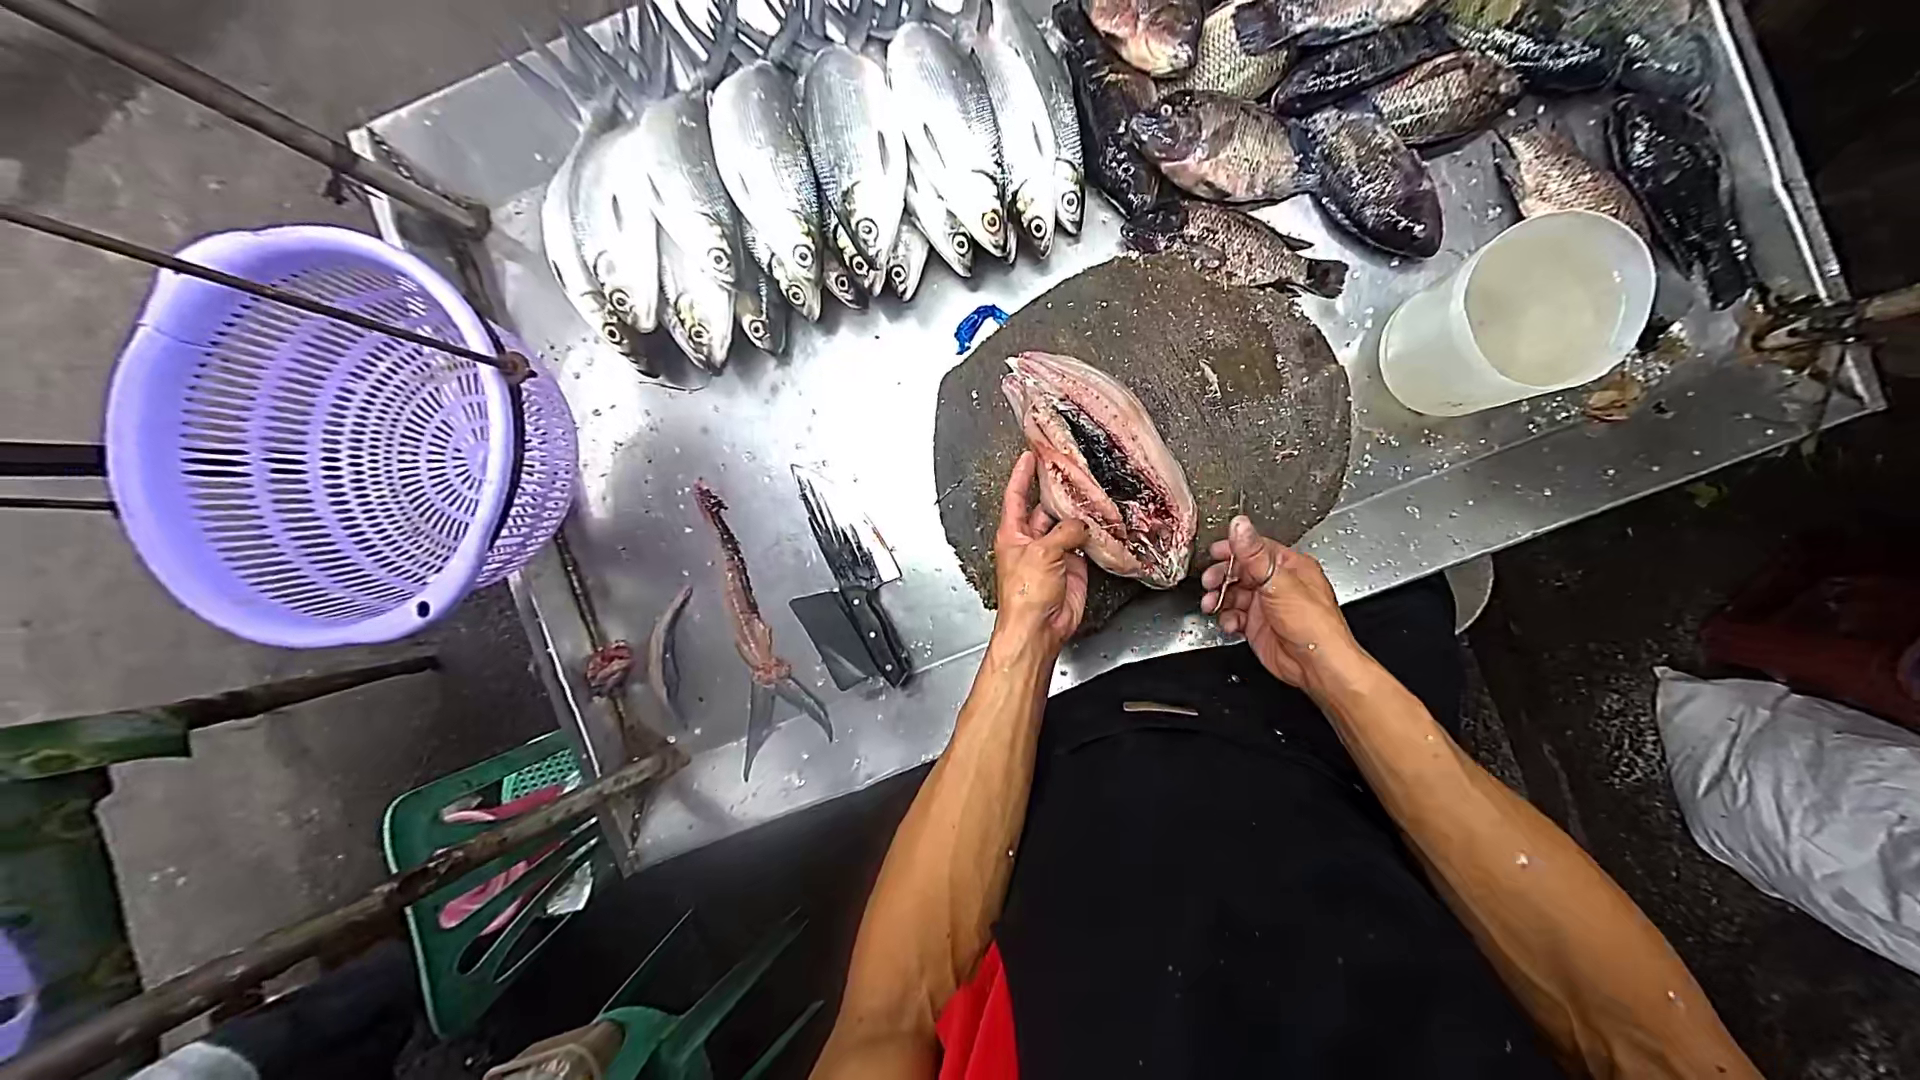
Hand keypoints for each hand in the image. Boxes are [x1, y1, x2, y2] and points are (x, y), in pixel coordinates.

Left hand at [992, 451, 1089, 653]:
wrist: (1040, 628)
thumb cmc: (1026, 594)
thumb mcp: (1042, 553)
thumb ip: (1064, 532)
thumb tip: (1080, 525)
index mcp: (1013, 533)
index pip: (1016, 495)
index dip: (1022, 474)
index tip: (1029, 455)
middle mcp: (1032, 540)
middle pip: (1045, 508)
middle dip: (1056, 491)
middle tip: (1071, 469)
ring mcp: (1052, 553)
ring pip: (1067, 524)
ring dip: (1078, 513)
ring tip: (1091, 491)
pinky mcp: (1072, 566)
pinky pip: (1083, 543)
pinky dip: (1092, 534)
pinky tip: (1101, 520)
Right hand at [1199, 516, 1362, 693]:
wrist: (1316, 666)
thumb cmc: (1313, 625)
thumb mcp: (1278, 581)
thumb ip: (1253, 553)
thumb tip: (1239, 525)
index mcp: (1290, 567)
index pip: (1255, 549)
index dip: (1233, 550)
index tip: (1215, 553)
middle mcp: (1278, 584)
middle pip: (1240, 572)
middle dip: (1221, 577)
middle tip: (1210, 582)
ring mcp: (1267, 605)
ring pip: (1233, 594)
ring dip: (1219, 599)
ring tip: (1213, 604)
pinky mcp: (1258, 626)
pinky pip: (1234, 616)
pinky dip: (1227, 619)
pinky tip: (1230, 623)